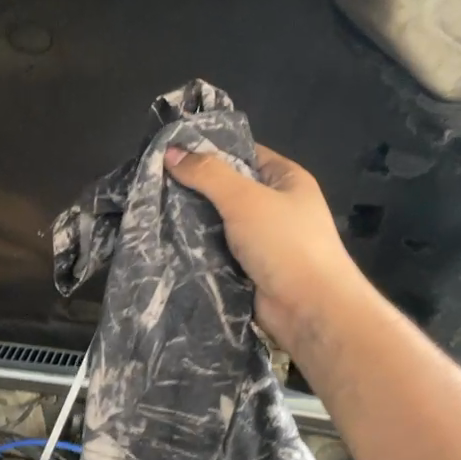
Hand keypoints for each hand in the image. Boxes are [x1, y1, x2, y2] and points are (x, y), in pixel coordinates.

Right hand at [164, 143, 370, 353]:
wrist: (309, 308)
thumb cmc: (285, 243)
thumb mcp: (245, 199)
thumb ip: (208, 174)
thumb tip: (170, 152)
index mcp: (286, 180)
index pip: (244, 154)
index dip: (210, 150)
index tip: (170, 152)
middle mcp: (275, 206)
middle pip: (226, 189)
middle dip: (193, 188)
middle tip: (153, 183)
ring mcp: (261, 239)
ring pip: (217, 222)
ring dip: (190, 221)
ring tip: (151, 211)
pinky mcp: (247, 267)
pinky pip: (215, 250)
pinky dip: (195, 248)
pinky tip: (165, 242)